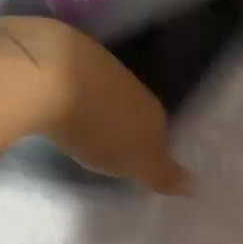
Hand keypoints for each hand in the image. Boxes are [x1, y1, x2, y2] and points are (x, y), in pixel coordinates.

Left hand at [0, 17, 190, 194]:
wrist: (49, 73)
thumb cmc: (98, 126)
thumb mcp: (135, 160)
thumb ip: (161, 173)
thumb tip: (193, 185)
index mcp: (152, 109)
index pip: (159, 130)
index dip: (150, 148)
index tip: (139, 164)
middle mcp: (130, 84)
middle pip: (132, 109)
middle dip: (123, 127)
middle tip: (110, 149)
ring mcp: (96, 66)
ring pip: (104, 93)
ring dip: (97, 108)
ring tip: (82, 129)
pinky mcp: (62, 57)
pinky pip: (74, 82)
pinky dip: (70, 94)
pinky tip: (58, 105)